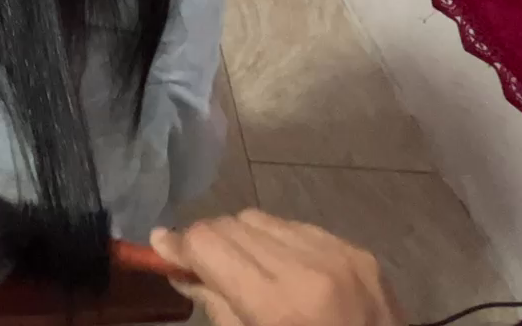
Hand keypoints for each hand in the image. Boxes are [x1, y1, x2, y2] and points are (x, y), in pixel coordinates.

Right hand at [150, 210, 402, 325]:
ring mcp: (339, 254)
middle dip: (210, 244)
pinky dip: (280, 244)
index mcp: (280, 303)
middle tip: (202, 268)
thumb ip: (215, 303)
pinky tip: (287, 273)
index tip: (163, 251)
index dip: (179, 245)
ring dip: (243, 240)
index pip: (207, 241)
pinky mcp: (358, 252)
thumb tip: (173, 256)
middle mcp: (309, 265)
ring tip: (249, 272)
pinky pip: (295, 227)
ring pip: (258, 218)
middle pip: (229, 224)